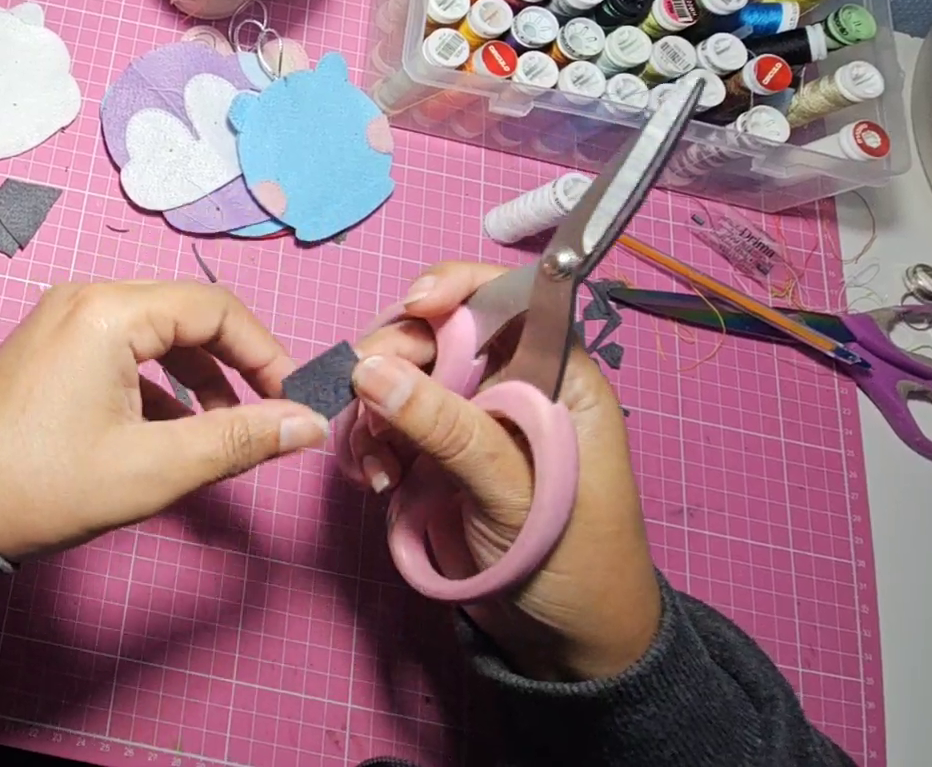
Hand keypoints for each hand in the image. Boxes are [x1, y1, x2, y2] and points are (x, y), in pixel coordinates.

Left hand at [0, 281, 329, 560]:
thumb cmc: (43, 485)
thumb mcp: (152, 468)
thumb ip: (237, 439)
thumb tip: (308, 422)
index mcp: (109, 312)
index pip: (215, 307)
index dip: (265, 353)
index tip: (292, 402)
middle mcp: (86, 298)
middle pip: (185, 314)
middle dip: (232, 363)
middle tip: (264, 416)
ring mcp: (64, 317)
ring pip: (154, 332)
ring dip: (195, 375)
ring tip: (220, 429)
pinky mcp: (52, 343)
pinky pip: (121, 347)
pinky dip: (155, 381)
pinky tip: (169, 428)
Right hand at [344, 262, 662, 682]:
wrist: (560, 643)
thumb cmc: (570, 564)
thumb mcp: (516, 495)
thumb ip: (448, 429)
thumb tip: (370, 370)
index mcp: (555, 377)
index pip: (510, 299)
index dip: (457, 287)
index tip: (413, 307)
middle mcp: (504, 382)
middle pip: (433, 331)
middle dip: (391, 357)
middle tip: (361, 396)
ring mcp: (461, 413)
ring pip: (395, 372)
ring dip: (369, 409)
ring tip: (374, 464)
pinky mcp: (428, 444)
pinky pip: (378, 416)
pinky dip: (365, 440)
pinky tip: (374, 477)